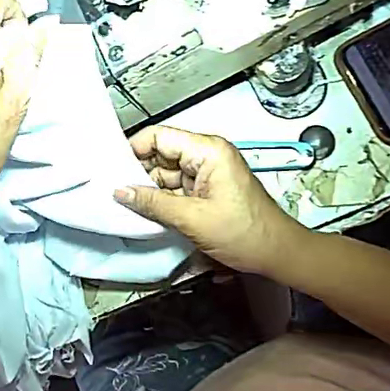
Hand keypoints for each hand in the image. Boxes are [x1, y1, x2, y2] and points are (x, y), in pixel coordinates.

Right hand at [113, 126, 306, 274]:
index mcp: (208, 151)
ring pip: (166, 173)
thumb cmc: (247, 233)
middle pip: (161, 154)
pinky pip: (176, 187)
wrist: (277, 253)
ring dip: (150, 189)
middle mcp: (207, 155)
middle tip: (117, 191)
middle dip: (140, 172)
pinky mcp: (207, 189)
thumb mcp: (192, 218)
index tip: (113, 168)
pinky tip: (148, 211)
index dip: (134, 150)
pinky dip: (162, 199)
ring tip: (130, 205)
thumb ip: (152, 202)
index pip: (160, 137)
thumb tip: (121, 191)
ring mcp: (207, 172)